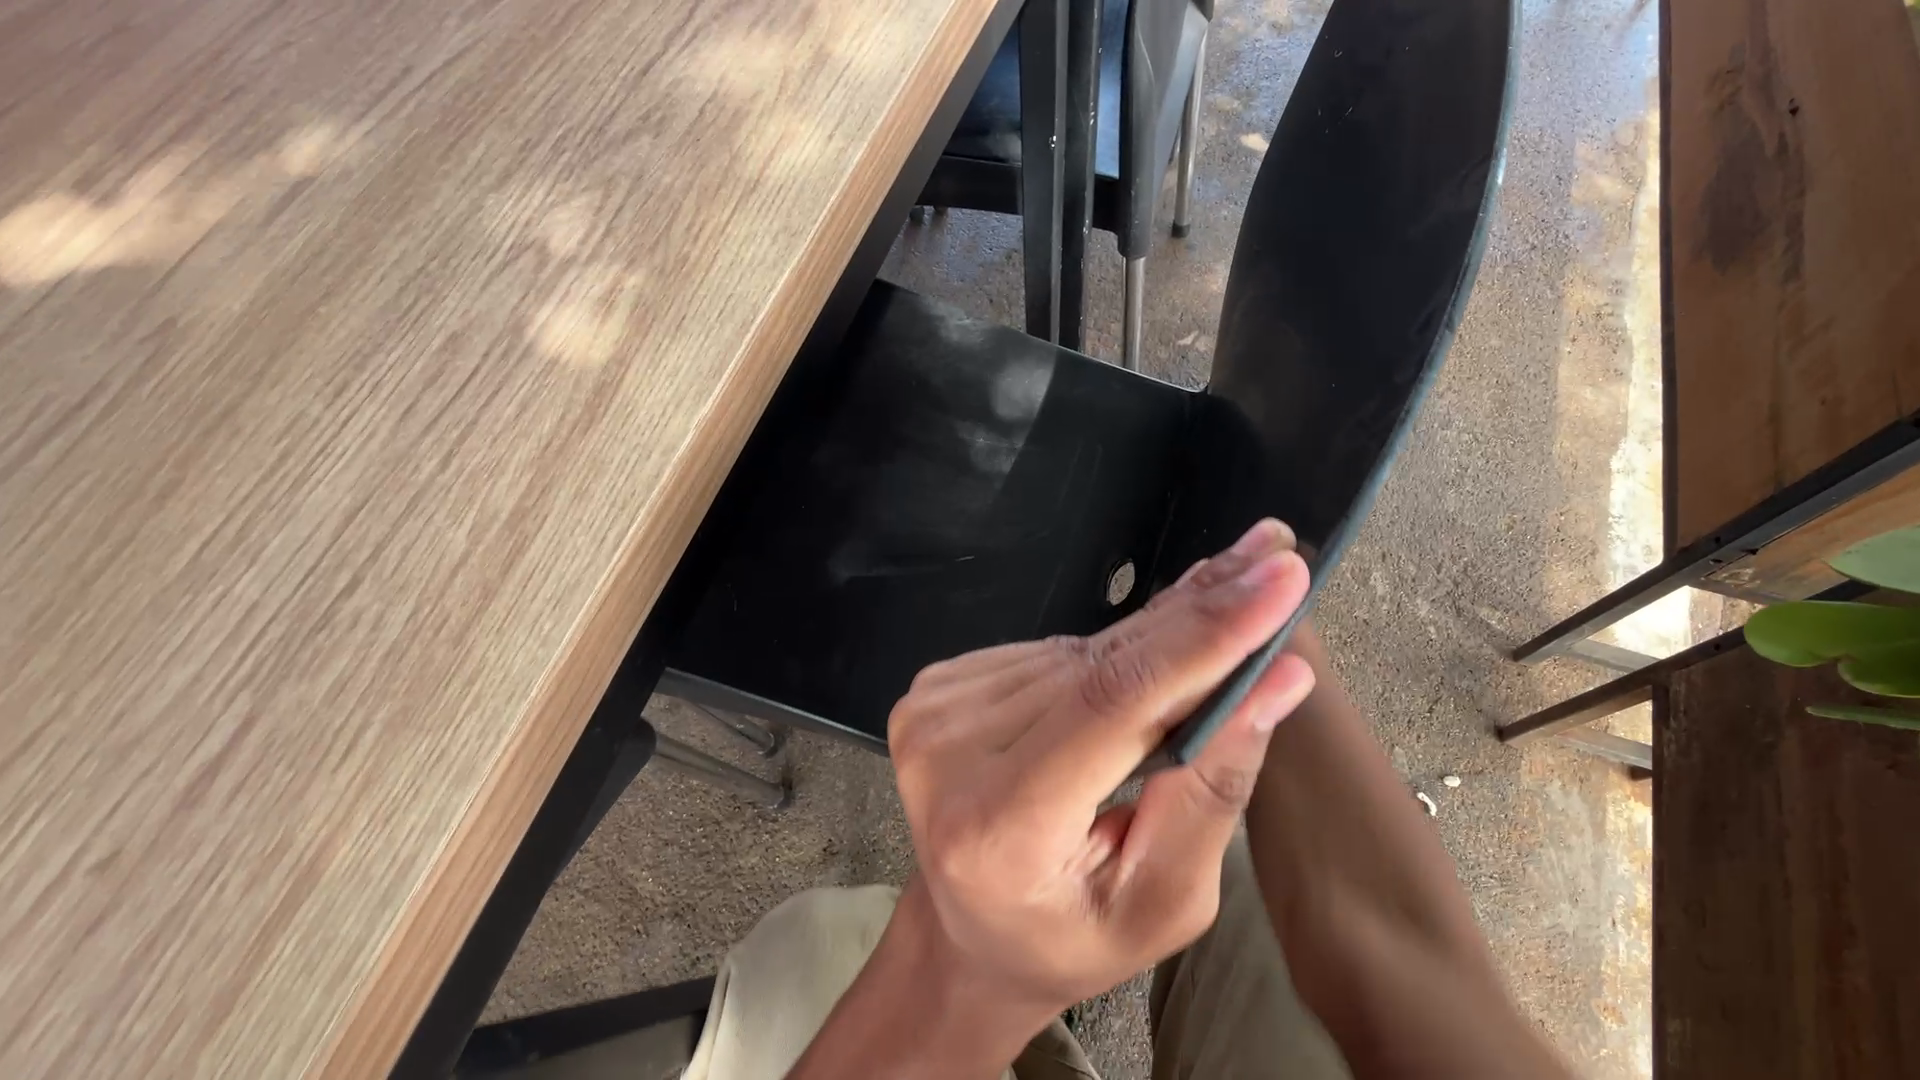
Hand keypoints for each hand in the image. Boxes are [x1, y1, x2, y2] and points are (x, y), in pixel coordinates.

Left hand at [887, 518, 1314, 1023]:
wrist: (966, 927)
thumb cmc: (1071, 936)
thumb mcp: (1163, 901)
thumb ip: (1212, 790)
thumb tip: (1276, 680)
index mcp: (998, 826)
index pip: (1113, 705)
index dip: (1201, 639)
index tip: (1280, 579)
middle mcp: (947, 752)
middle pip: (1101, 663)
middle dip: (1201, 613)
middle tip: (1276, 558)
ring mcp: (932, 710)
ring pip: (1083, 654)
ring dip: (1160, 637)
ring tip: (1222, 620)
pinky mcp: (937, 687)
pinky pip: (1052, 656)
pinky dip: (1111, 658)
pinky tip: (1142, 671)